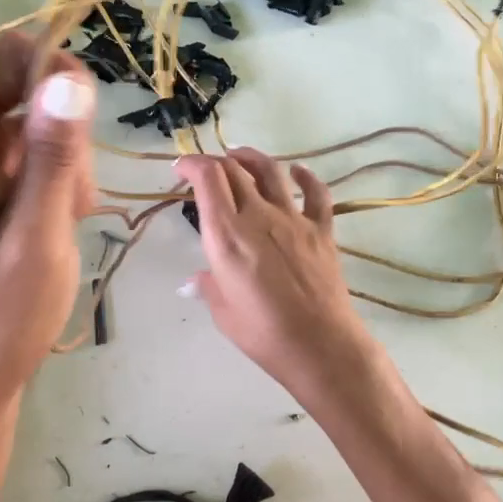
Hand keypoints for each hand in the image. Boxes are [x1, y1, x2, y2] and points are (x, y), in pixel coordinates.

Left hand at [0, 0, 96, 414]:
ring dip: (63, 138)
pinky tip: (76, 210)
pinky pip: (40, 137)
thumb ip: (50, 156)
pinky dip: (65, 161)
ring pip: (29, 102)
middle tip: (74, 161)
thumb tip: (66, 73)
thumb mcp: (36, 242)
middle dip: (47, 93)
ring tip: (75, 204)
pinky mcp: (2, 179)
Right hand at [173, 149, 372, 393]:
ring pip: (270, 171)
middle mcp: (258, 216)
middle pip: (234, 169)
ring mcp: (293, 219)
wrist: (319, 345)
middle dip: (214, 161)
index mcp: (227, 234)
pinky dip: (305, 177)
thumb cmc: (263, 333)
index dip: (192, 164)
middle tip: (204, 170)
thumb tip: (197, 279)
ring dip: (251, 158)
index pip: (208, 178)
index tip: (181, 169)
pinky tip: (297, 172)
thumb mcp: (223, 311)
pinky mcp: (321, 229)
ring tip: (239, 156)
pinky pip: (316, 193)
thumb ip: (209, 286)